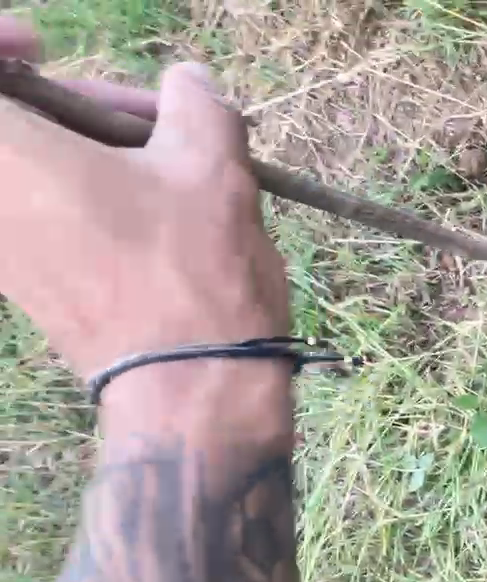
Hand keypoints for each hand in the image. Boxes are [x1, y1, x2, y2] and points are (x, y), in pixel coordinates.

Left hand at [0, 16, 288, 422]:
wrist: (191, 378)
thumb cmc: (196, 273)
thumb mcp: (215, 178)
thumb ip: (198, 112)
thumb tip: (190, 81)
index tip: (45, 46)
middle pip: (2, 118)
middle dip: (65, 101)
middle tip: (150, 120)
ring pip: (20, 165)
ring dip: (80, 150)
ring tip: (166, 175)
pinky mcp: (9, 271)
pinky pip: (26, 207)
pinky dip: (73, 192)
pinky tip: (145, 211)